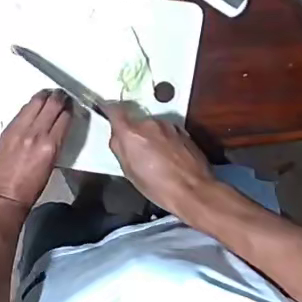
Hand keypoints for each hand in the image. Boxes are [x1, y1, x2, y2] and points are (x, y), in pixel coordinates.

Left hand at [0, 90, 72, 209]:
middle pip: (52, 104)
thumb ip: (56, 140)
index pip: (65, 116)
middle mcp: (36, 133)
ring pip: (35, 102)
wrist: (6, 195)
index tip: (72, 103)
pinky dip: (31, 105)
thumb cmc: (32, 185)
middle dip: (59, 97)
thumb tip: (59, 125)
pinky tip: (34, 105)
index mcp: (51, 145)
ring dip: (45, 96)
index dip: (70, 107)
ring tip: (50, 95)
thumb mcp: (52, 162)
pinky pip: (22, 111)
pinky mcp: (7, 130)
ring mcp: (19, 130)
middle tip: (63, 94)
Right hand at [105, 103, 216, 217]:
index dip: (110, 111)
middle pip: (136, 122)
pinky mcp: (183, 130)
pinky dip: (165, 140)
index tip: (107, 113)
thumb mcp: (129, 172)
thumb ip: (119, 149)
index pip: (115, 111)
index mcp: (131, 133)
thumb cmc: (159, 187)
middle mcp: (149, 123)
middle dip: (135, 134)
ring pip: (153, 127)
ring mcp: (168, 125)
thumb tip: (117, 137)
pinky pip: (167, 132)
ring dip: (152, 138)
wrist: (193, 190)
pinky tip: (169, 158)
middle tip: (137, 154)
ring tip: (156, 159)